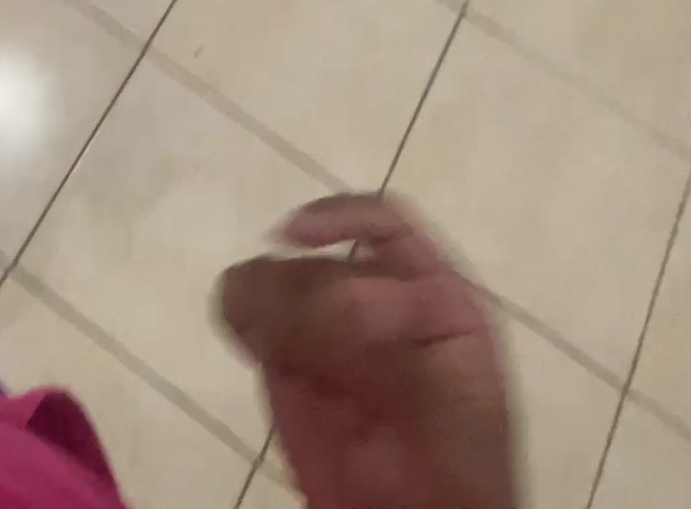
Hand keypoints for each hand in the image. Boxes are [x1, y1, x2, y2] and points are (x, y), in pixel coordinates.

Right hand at [219, 194, 516, 508]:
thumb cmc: (451, 473)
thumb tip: (347, 293)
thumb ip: (408, 347)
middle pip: (314, 260)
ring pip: (267, 271)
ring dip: (263, 310)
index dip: (336, 216)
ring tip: (282, 359)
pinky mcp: (276, 338)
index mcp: (433, 294)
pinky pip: (238, 298)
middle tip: (311, 362)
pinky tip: (256, 351)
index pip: (383, 221)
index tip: (289, 237)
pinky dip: (236, 316)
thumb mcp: (453, 411)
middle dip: (303, 307)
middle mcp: (374, 291)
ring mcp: (319, 314)